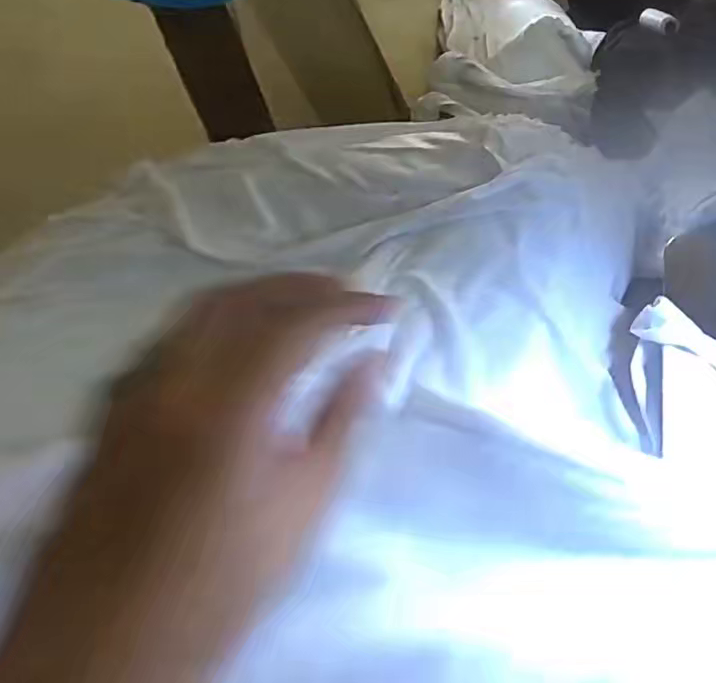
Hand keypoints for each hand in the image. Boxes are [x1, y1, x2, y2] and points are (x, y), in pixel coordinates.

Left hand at [0, 274, 387, 682]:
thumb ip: (343, 414)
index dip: (350, 306)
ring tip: (304, 311)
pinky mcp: (104, 430)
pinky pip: (159, 350)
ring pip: (185, 321)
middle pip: (231, 304)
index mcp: (227, 411)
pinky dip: (211, 330)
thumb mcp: (312, 492)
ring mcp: (123, 411)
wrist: (110, 648)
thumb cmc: (234, 570)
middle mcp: (165, 396)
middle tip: (350, 294)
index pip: (294, 325)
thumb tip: (373, 358)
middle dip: (299, 287)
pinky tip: (239, 349)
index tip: (391, 308)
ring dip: (254, 302)